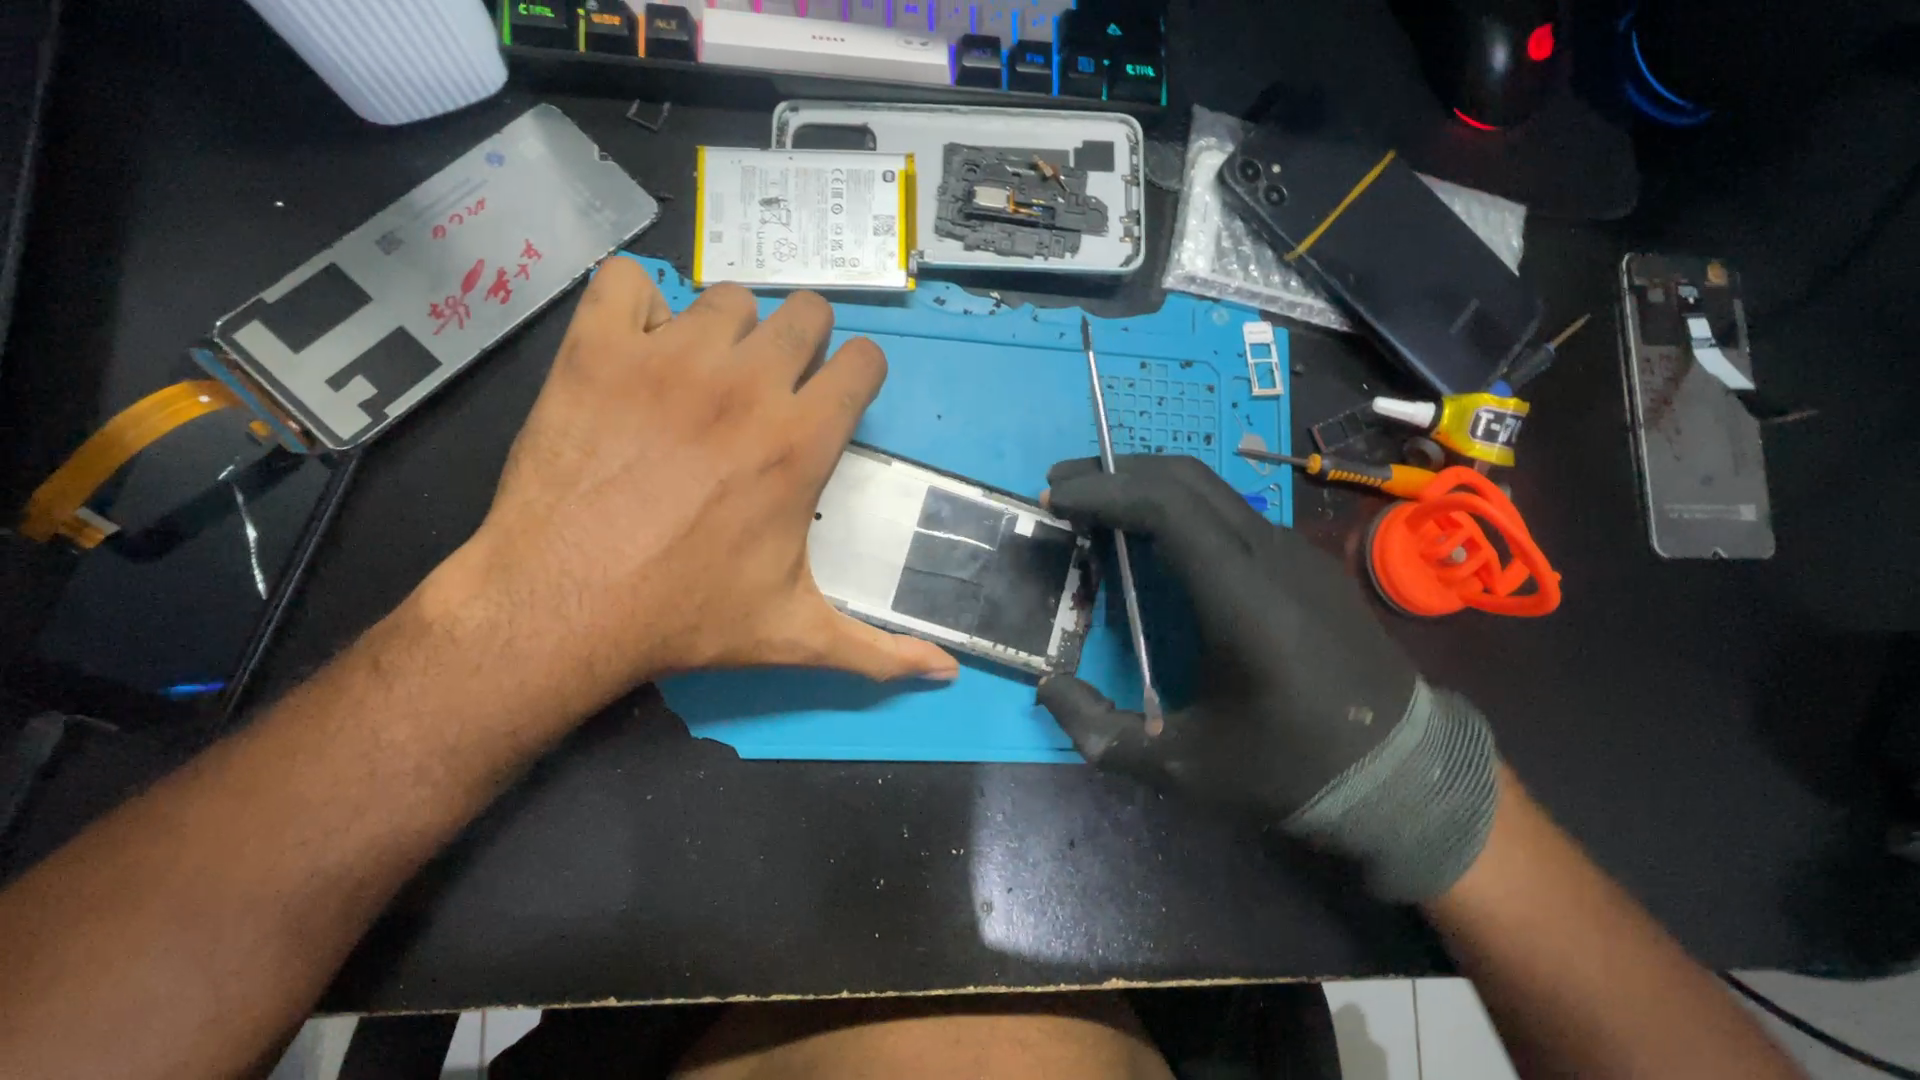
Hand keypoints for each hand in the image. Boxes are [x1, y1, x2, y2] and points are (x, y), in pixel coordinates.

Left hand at [420, 256, 957, 721]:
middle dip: (800, 343)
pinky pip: (626, 282)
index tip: (832, 400)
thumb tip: (946, 672)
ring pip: (727, 299)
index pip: (863, 361)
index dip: (855, 377)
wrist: (561, 607)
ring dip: (725, 331)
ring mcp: (670, 359)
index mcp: (800, 442)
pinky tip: (634, 349)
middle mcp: (747, 384)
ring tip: (700, 377)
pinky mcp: (598, 350)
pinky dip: (635, 306)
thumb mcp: (793, 636)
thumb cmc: (684, 617)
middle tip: (769, 387)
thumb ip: (878, 650)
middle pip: (805, 310)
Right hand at [1036, 455, 1496, 901]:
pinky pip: (1233, 514)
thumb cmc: (1291, 770)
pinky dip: (1179, 508)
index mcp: (1243, 598)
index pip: (1167, 506)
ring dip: (1147, 486)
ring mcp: (1296, 554)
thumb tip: (1048, 687)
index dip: (1104, 490)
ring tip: (1097, 507)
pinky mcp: (1308, 564)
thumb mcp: (1183, 769)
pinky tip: (1155, 542)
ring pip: (1212, 490)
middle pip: (1185, 478)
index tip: (1055, 499)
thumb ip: (1101, 732)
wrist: (1405, 776)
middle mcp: (1272, 556)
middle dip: (1115, 471)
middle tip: (1060, 487)